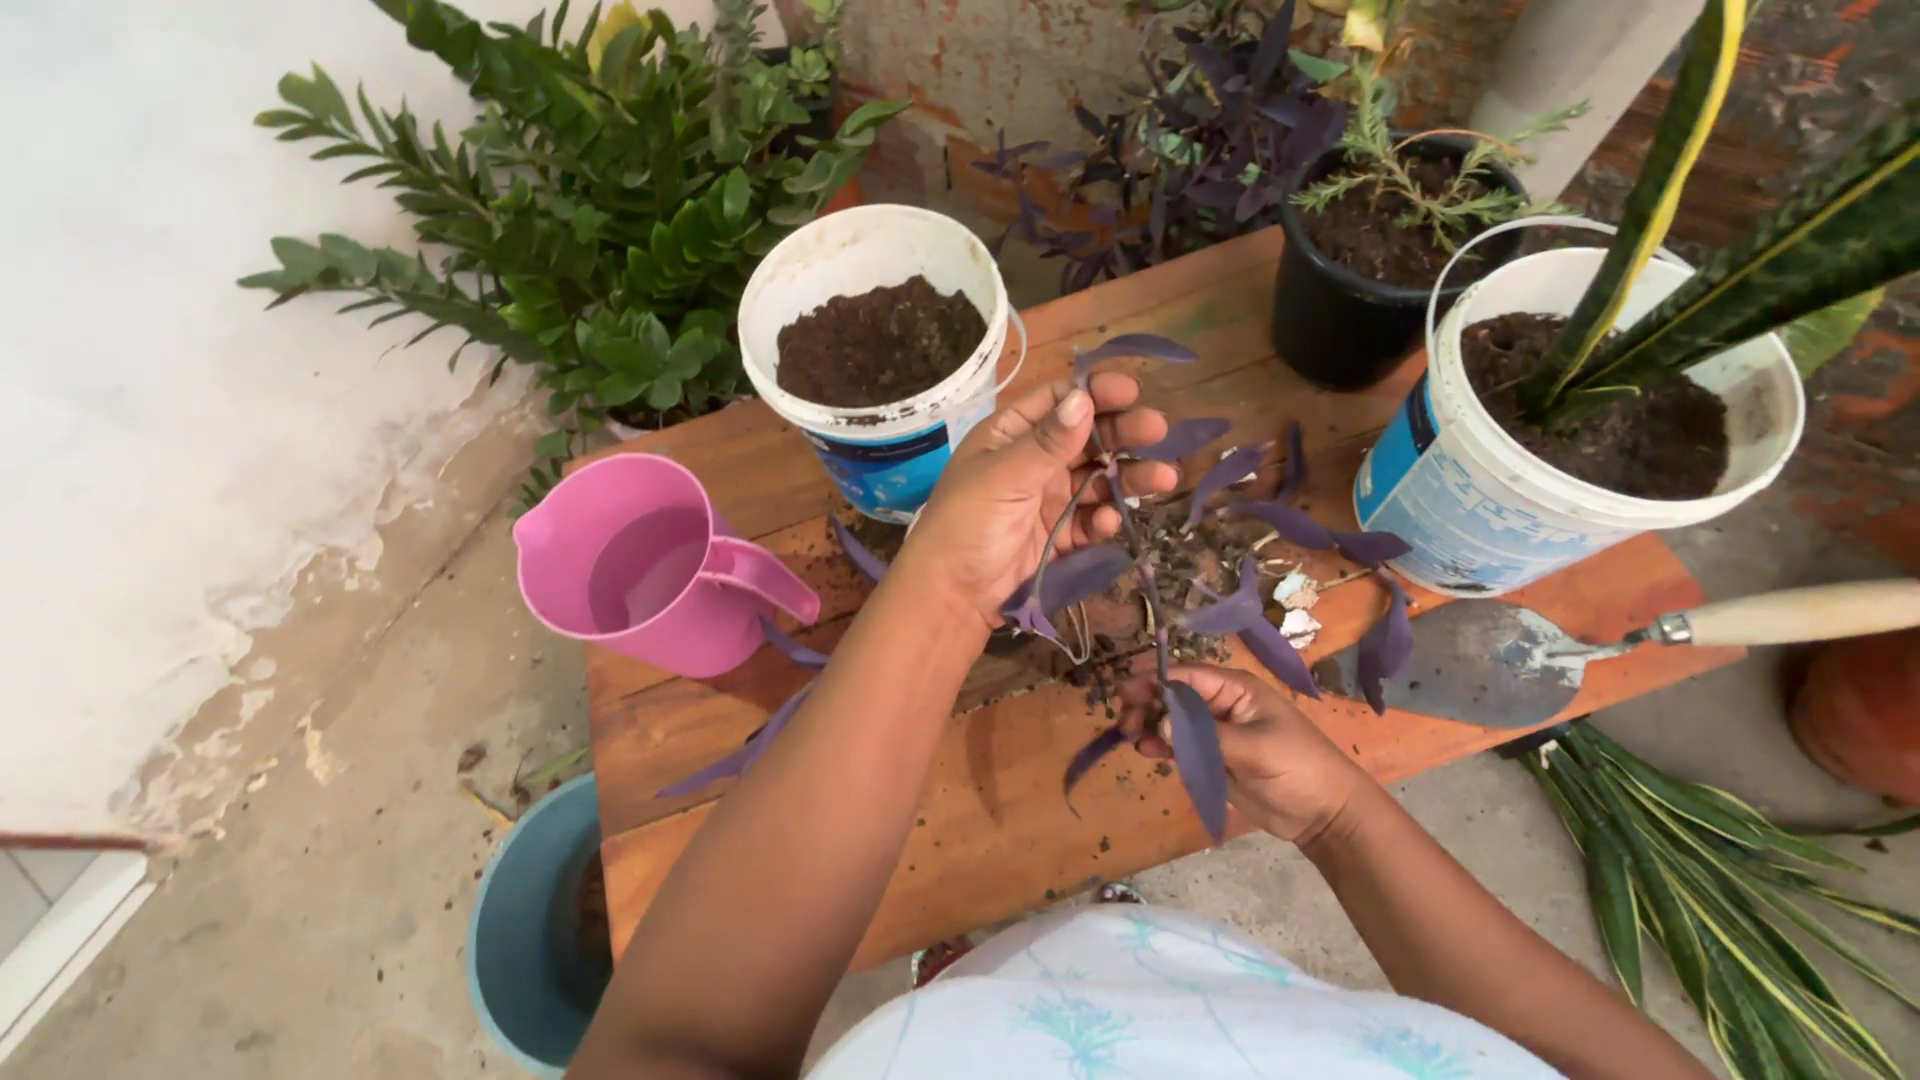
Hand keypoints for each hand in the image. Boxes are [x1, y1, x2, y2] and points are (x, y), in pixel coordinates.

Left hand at [896, 373, 1178, 629]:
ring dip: (1129, 478)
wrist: (952, 595)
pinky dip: (1104, 520)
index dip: (1094, 393)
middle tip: (1158, 430)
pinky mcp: (1059, 536)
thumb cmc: (967, 523)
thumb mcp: (1004, 477)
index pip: (1057, 402)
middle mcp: (1032, 462)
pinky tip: (1109, 524)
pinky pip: (1091, 520)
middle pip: (1087, 438)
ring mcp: (1048, 499)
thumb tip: (1084, 398)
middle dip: (1122, 433)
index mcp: (1010, 435)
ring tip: (1163, 478)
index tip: (1130, 391)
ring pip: (1098, 480)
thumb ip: (1047, 442)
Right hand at [1119, 664, 1375, 845]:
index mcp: (1236, 690)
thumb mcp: (1256, 749)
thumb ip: (1207, 736)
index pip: (1188, 675)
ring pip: (1172, 720)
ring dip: (1150, 724)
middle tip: (1125, 719)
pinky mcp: (1212, 758)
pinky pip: (1179, 746)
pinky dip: (1161, 746)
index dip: (1156, 678)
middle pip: (1175, 696)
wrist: (1324, 814)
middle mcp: (1222, 705)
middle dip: (1148, 703)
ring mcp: (1216, 732)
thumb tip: (1161, 722)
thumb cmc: (1299, 768)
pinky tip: (1145, 751)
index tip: (1127, 688)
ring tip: (1130, 736)